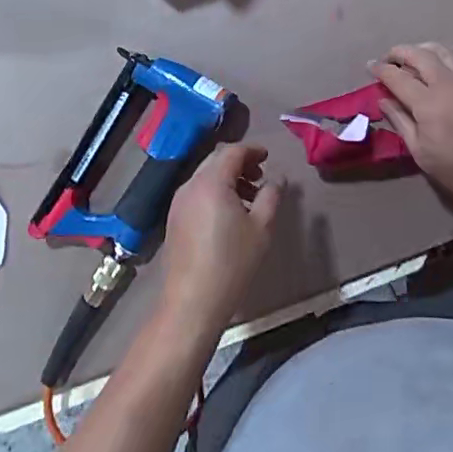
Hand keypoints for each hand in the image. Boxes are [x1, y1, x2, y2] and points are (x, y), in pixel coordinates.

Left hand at [158, 144, 282, 333]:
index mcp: (211, 182)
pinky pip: (197, 193)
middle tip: (260, 176)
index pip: (232, 152)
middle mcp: (190, 185)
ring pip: (205, 177)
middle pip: (216, 161)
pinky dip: (215, 192)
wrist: (192, 301)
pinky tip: (229, 214)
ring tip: (249, 198)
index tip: (268, 156)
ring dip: (227, 178)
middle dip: (239, 163)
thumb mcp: (261, 228)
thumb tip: (278, 178)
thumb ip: (272, 196)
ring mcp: (178, 202)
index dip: (252, 150)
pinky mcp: (174, 219)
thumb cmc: (232, 263)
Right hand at [371, 43, 452, 219]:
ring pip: (442, 49)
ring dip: (422, 49)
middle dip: (399, 52)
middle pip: (419, 54)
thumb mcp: (419, 151)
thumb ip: (399, 120)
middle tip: (389, 59)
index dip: (380, 69)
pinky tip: (442, 62)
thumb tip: (383, 99)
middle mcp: (449, 84)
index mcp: (428, 104)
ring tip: (413, 58)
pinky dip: (448, 53)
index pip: (397, 76)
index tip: (370, 67)